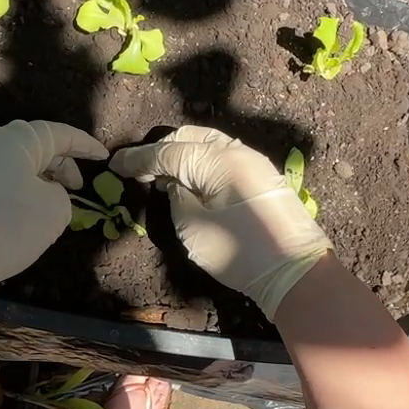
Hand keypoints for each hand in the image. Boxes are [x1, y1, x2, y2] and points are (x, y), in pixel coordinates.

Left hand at [0, 120, 107, 322]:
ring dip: (26, 174)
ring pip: (2, 160)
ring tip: (41, 196)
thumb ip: (58, 194)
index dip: (83, 145)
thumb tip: (43, 191)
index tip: (101, 157)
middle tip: (74, 187)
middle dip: (56, 163)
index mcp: (15, 141)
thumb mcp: (54, 211)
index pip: (57, 134)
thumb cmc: (8, 227)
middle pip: (28, 146)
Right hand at [110, 126, 330, 318]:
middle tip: (135, 168)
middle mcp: (235, 150)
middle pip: (187, 138)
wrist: (293, 271)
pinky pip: (221, 155)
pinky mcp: (260, 174)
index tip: (114, 165)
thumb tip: (173, 181)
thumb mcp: (192, 226)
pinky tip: (188, 176)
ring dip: (180, 152)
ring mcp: (251, 160)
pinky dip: (199, 159)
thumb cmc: (238, 251)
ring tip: (159, 172)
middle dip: (158, 150)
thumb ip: (176, 195)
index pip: (167, 152)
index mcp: (216, 159)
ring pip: (206, 142)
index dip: (137, 158)